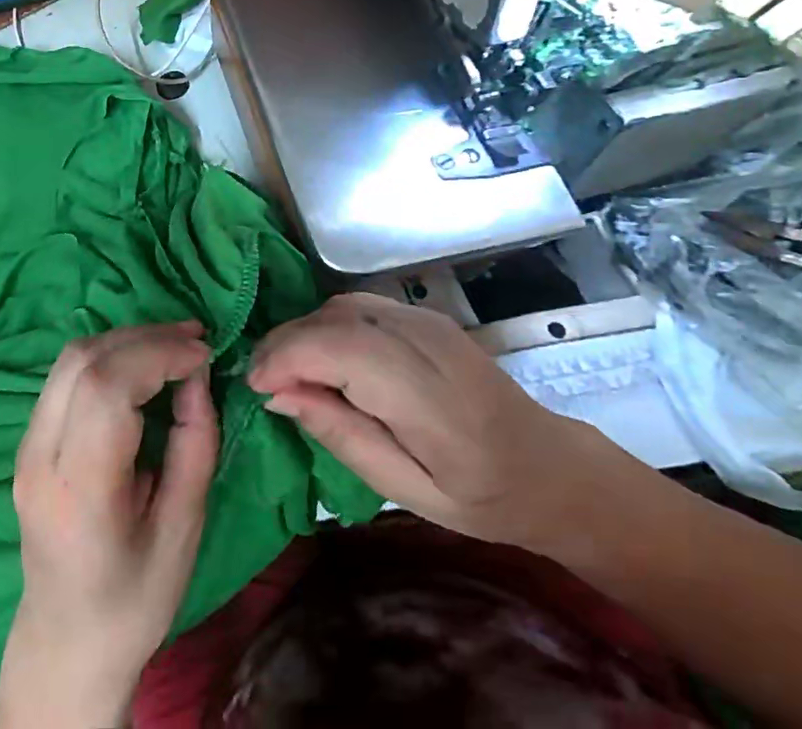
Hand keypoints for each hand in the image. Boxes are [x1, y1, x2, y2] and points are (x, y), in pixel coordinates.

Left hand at [0, 322, 218, 728]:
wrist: (65, 641)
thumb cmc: (134, 600)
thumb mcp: (183, 529)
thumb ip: (194, 444)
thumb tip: (198, 376)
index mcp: (78, 489)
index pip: (106, 388)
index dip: (158, 355)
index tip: (205, 354)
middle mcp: (39, 457)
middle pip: (82, 362)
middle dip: (144, 338)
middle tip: (195, 340)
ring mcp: (25, 447)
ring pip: (68, 361)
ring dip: (124, 341)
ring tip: (175, 345)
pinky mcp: (27, 443)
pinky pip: (65, 379)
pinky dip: (107, 358)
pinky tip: (142, 364)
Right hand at [248, 293, 655, 552]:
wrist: (546, 466)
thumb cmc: (478, 495)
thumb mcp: (404, 487)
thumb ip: (339, 434)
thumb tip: (276, 394)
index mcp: (428, 395)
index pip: (337, 348)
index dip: (283, 359)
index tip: (255, 391)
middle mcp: (426, 342)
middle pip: (331, 319)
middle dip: (282, 346)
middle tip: (263, 388)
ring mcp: (425, 320)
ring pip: (337, 306)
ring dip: (300, 335)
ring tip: (286, 376)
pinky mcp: (421, 315)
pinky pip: (355, 307)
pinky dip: (323, 327)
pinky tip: (320, 360)